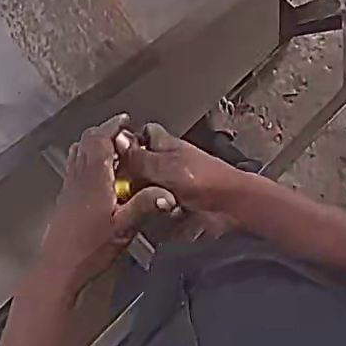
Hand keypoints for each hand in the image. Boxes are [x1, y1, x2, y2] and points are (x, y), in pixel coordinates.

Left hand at [35, 114, 174, 293]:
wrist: (58, 269)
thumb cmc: (87, 250)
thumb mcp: (123, 228)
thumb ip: (145, 206)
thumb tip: (166, 192)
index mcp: (93, 178)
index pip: (100, 139)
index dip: (112, 126)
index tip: (124, 121)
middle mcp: (78, 177)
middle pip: (87, 141)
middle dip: (105, 132)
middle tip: (122, 133)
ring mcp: (69, 186)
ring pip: (78, 151)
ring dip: (94, 144)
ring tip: (112, 150)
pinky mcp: (65, 198)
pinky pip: (74, 166)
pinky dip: (87, 159)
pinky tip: (99, 175)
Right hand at [117, 123, 253, 223]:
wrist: (232, 206)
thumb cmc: (208, 179)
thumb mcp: (165, 167)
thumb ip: (140, 157)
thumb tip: (116, 142)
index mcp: (166, 145)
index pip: (144, 133)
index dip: (129, 141)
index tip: (114, 155)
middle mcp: (169, 161)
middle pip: (141, 164)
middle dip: (133, 177)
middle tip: (125, 188)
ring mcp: (174, 182)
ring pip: (148, 187)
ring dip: (145, 196)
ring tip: (145, 201)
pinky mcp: (179, 202)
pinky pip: (159, 205)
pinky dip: (158, 209)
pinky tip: (160, 212)